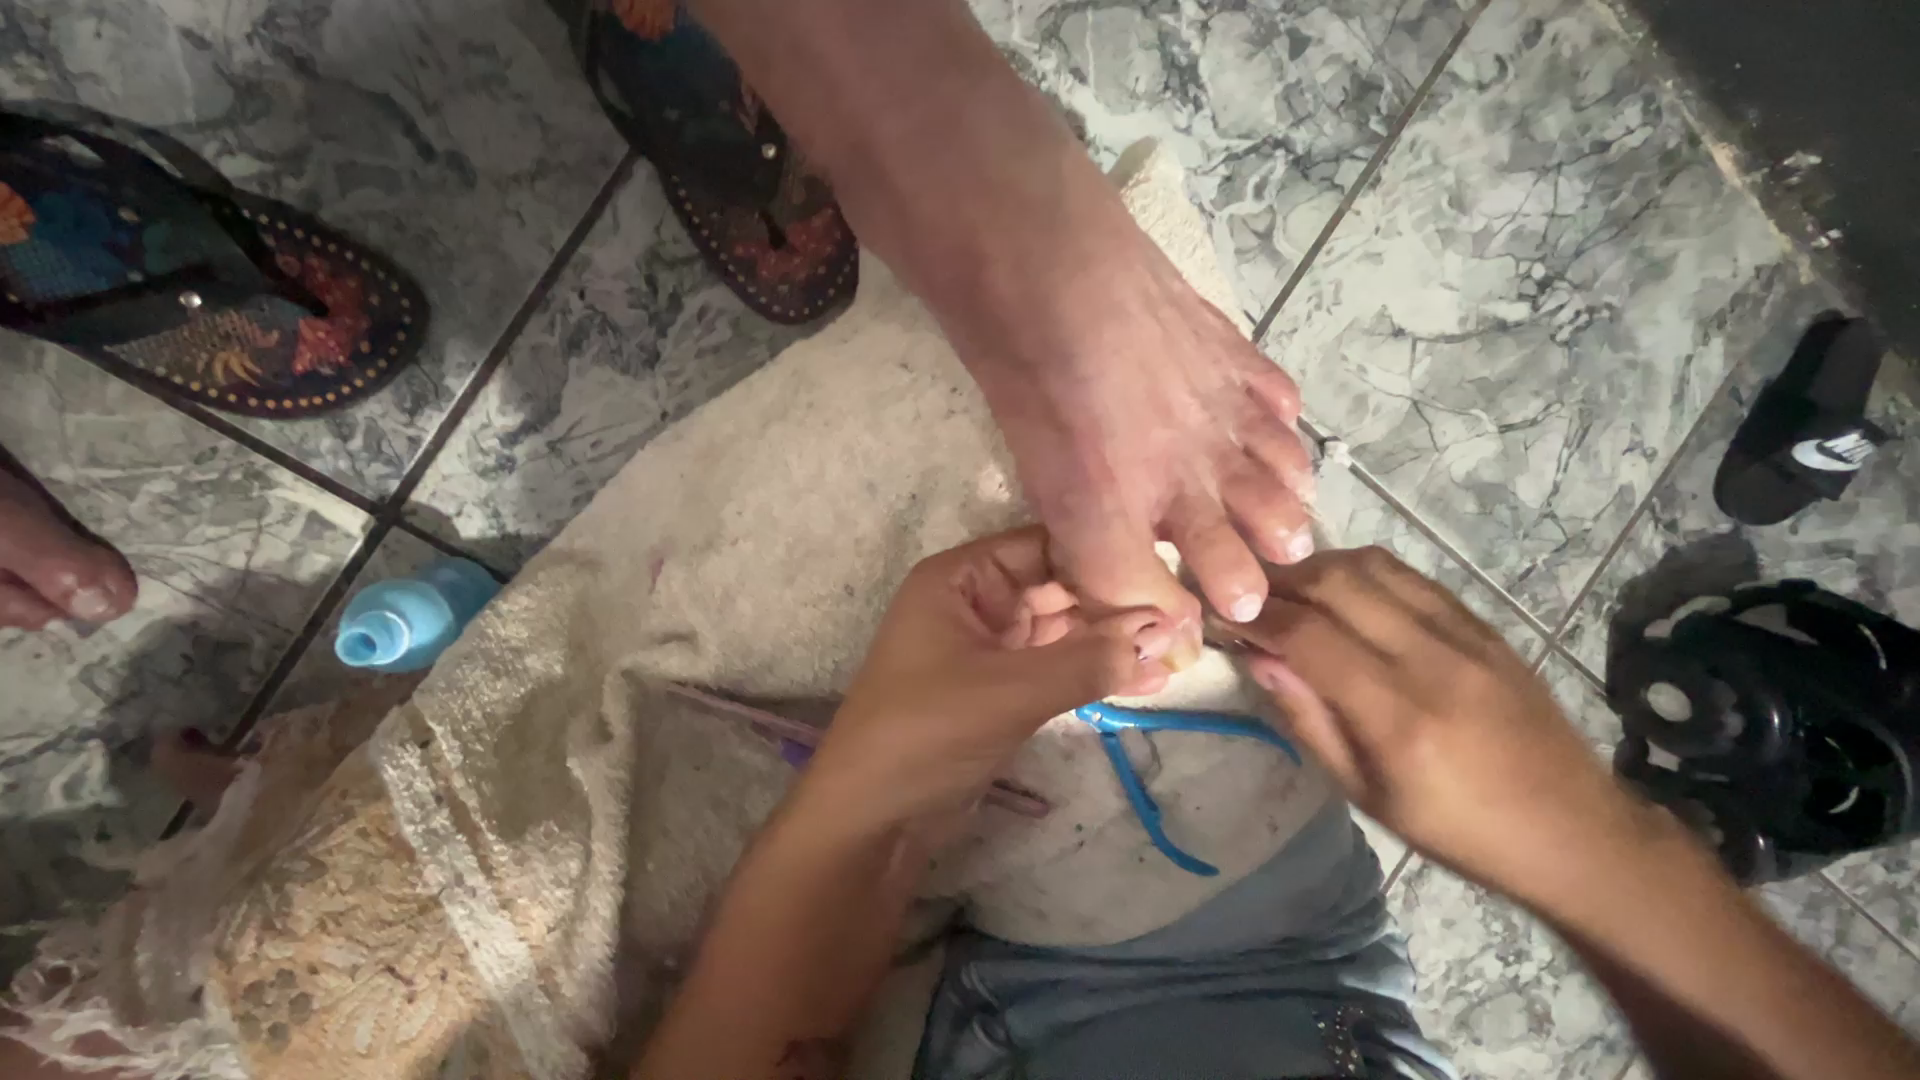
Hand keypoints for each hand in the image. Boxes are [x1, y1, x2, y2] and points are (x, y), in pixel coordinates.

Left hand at [796, 526, 1173, 837]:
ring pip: (1062, 630)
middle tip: (1187, 619)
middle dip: (1116, 604)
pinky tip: (1147, 680)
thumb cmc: (926, 733)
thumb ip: (1087, 659)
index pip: (1043, 545)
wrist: (872, 819)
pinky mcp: (1001, 688)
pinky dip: (1094, 672)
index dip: (1102, 555)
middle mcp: (975, 602)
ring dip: (1112, 643)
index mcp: (960, 579)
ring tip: (1181, 651)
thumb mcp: (1009, 691)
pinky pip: (1056, 667)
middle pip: (1057, 586)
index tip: (1168, 569)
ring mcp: (988, 647)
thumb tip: (1166, 631)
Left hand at [956, 220, 1314, 668]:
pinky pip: (1281, 404)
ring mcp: (1226, 416)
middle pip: (1258, 542)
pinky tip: (1278, 430)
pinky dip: (1284, 427)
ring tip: (1289, 518)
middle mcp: (1195, 481)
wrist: (1055, 289)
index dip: (1194, 615)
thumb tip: (1136, 604)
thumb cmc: (1030, 396)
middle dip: (1266, 567)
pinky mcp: (1237, 360)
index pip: (1172, 596)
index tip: (1207, 621)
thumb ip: (1091, 553)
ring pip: (1285, 478)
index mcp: (1129, 524)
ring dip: (1289, 504)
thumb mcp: (1042, 492)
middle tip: (1268, 574)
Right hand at [1234, 546, 1643, 902]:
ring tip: (1284, 587)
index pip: (1306, 635)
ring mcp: (1465, 633)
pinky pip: (1408, 576)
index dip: (1253, 617)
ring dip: (1315, 566)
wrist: (1574, 831)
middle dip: (1276, 579)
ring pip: (1372, 565)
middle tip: (1242, 591)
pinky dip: (1359, 571)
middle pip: (1336, 582)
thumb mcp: (1363, 792)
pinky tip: (1339, 589)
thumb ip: (1306, 718)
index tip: (1215, 612)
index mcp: (1399, 715)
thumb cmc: (1456, 829)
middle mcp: (1432, 659)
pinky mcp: (1484, 624)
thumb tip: (1256, 656)